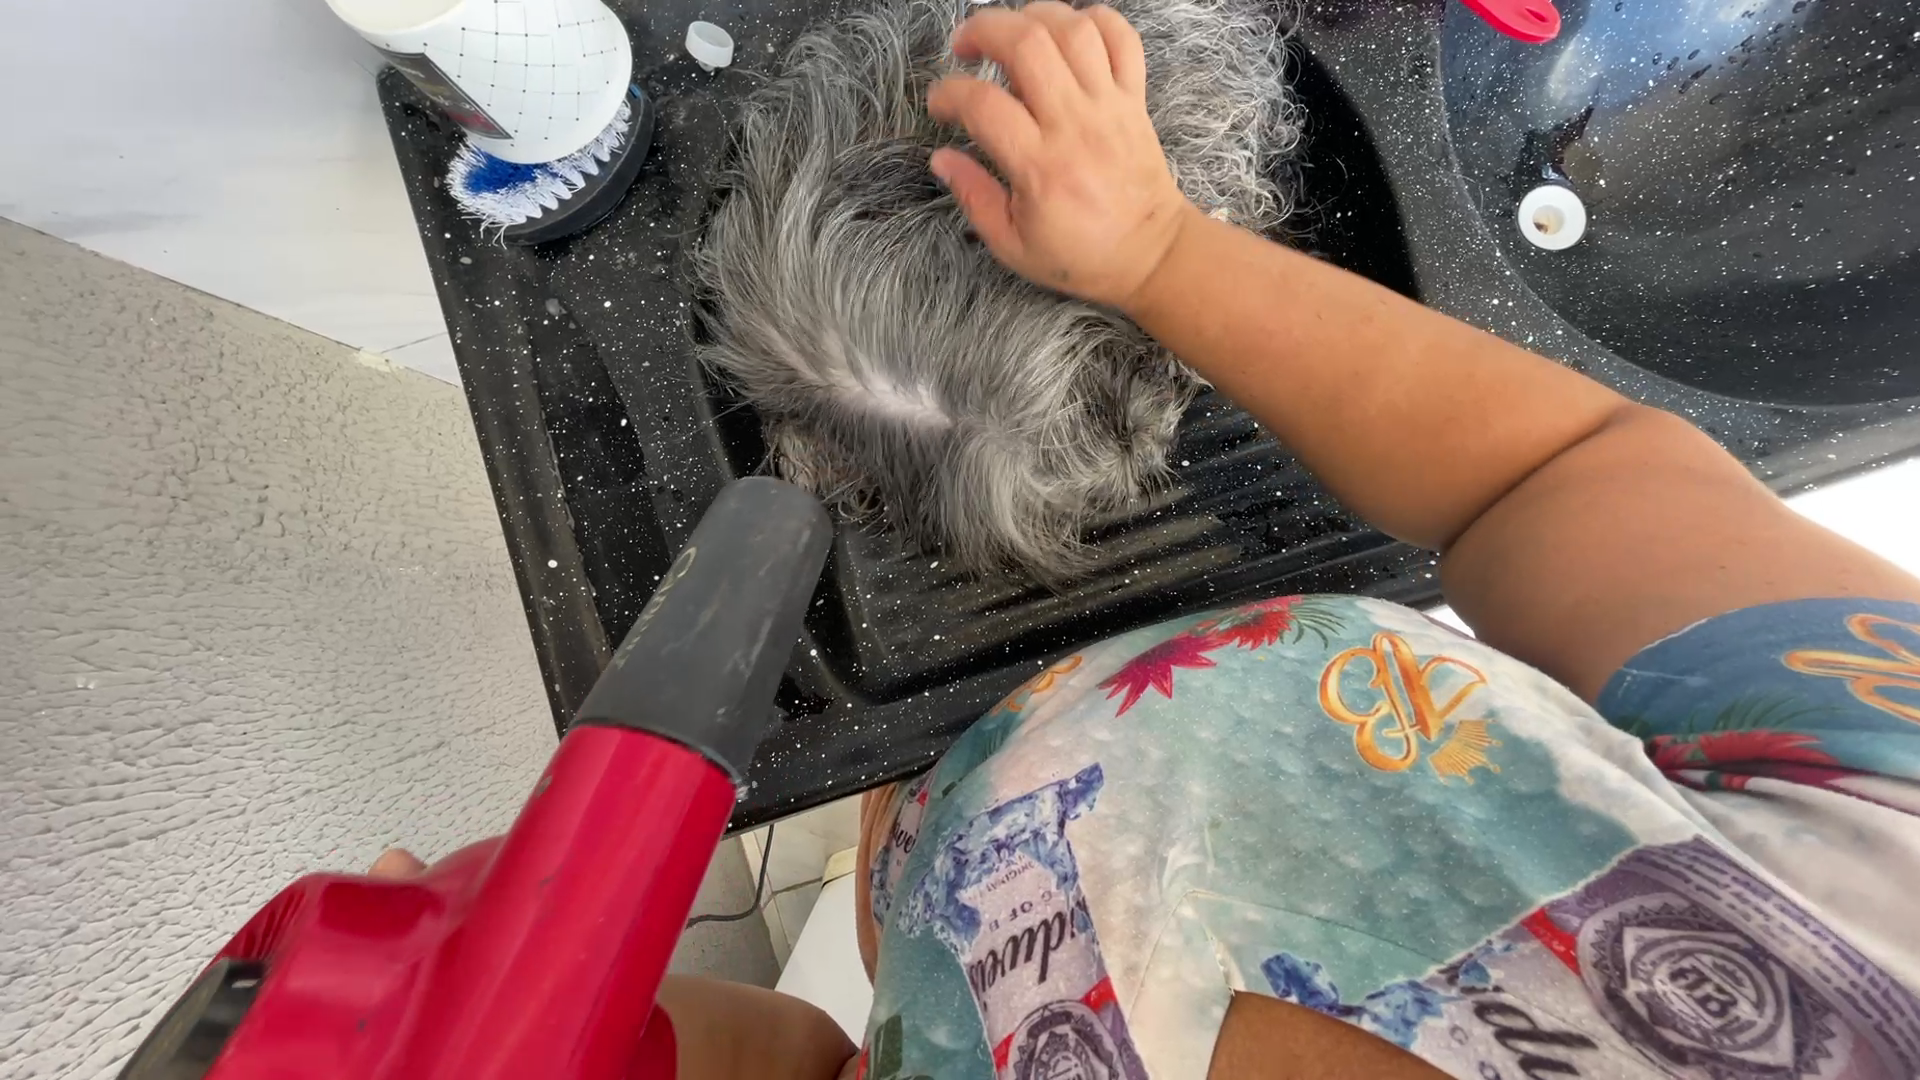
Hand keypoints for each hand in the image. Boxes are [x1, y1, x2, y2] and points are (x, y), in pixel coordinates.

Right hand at [926, 2, 1198, 310]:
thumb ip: (975, 199)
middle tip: (964, 47)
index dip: (949, 94)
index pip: (983, 105)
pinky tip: (1065, 38)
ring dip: (1032, 16)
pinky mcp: (1133, 98)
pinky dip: (1090, 21)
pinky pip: (1118, 35)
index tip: (939, 106)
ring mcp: (1108, 106)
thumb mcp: (1013, 246)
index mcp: (1040, 167)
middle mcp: (1074, 125)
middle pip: (1026, 43)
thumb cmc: (1080, 256)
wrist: (1149, 255)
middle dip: (983, 29)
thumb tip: (942, 159)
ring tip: (1011, 36)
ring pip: (1070, 27)